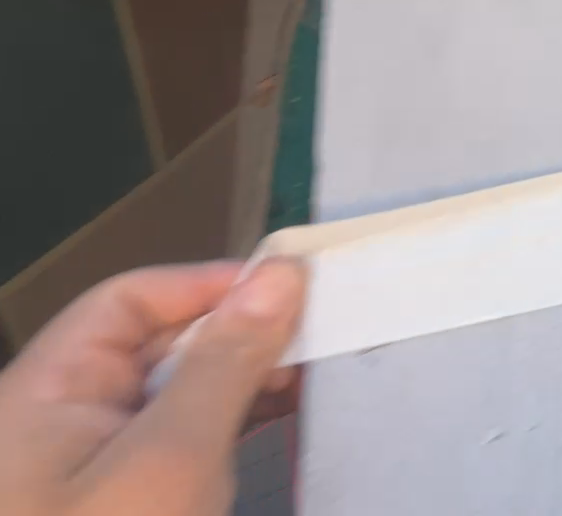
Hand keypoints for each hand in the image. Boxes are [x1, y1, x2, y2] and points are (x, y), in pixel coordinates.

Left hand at [0, 260, 307, 515]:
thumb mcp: (173, 457)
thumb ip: (227, 358)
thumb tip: (282, 271)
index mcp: (41, 395)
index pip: (131, 300)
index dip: (212, 283)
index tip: (295, 291)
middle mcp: (57, 417)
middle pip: (159, 339)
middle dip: (244, 329)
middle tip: (319, 335)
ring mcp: (87, 460)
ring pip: (179, 383)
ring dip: (251, 371)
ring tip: (314, 375)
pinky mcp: (123, 492)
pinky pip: (185, 426)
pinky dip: (240, 410)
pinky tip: (288, 413)